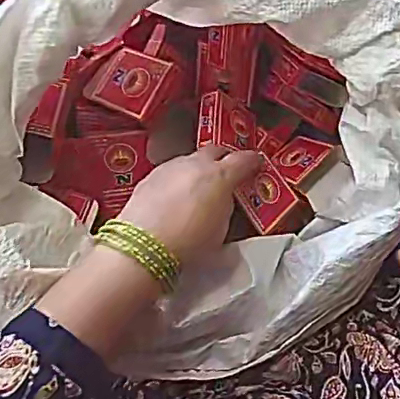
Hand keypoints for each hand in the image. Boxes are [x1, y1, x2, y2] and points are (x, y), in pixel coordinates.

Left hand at [116, 144, 265, 266]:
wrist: (143, 248)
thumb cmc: (187, 244)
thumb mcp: (221, 232)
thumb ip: (227, 208)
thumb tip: (224, 202)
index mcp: (220, 175)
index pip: (244, 159)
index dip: (253, 161)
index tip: (256, 164)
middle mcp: (195, 165)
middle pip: (215, 151)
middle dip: (224, 159)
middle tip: (229, 173)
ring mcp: (170, 168)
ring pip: (190, 160)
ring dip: (198, 170)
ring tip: (199, 190)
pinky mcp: (149, 177)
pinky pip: (170, 172)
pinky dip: (177, 180)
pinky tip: (175, 199)